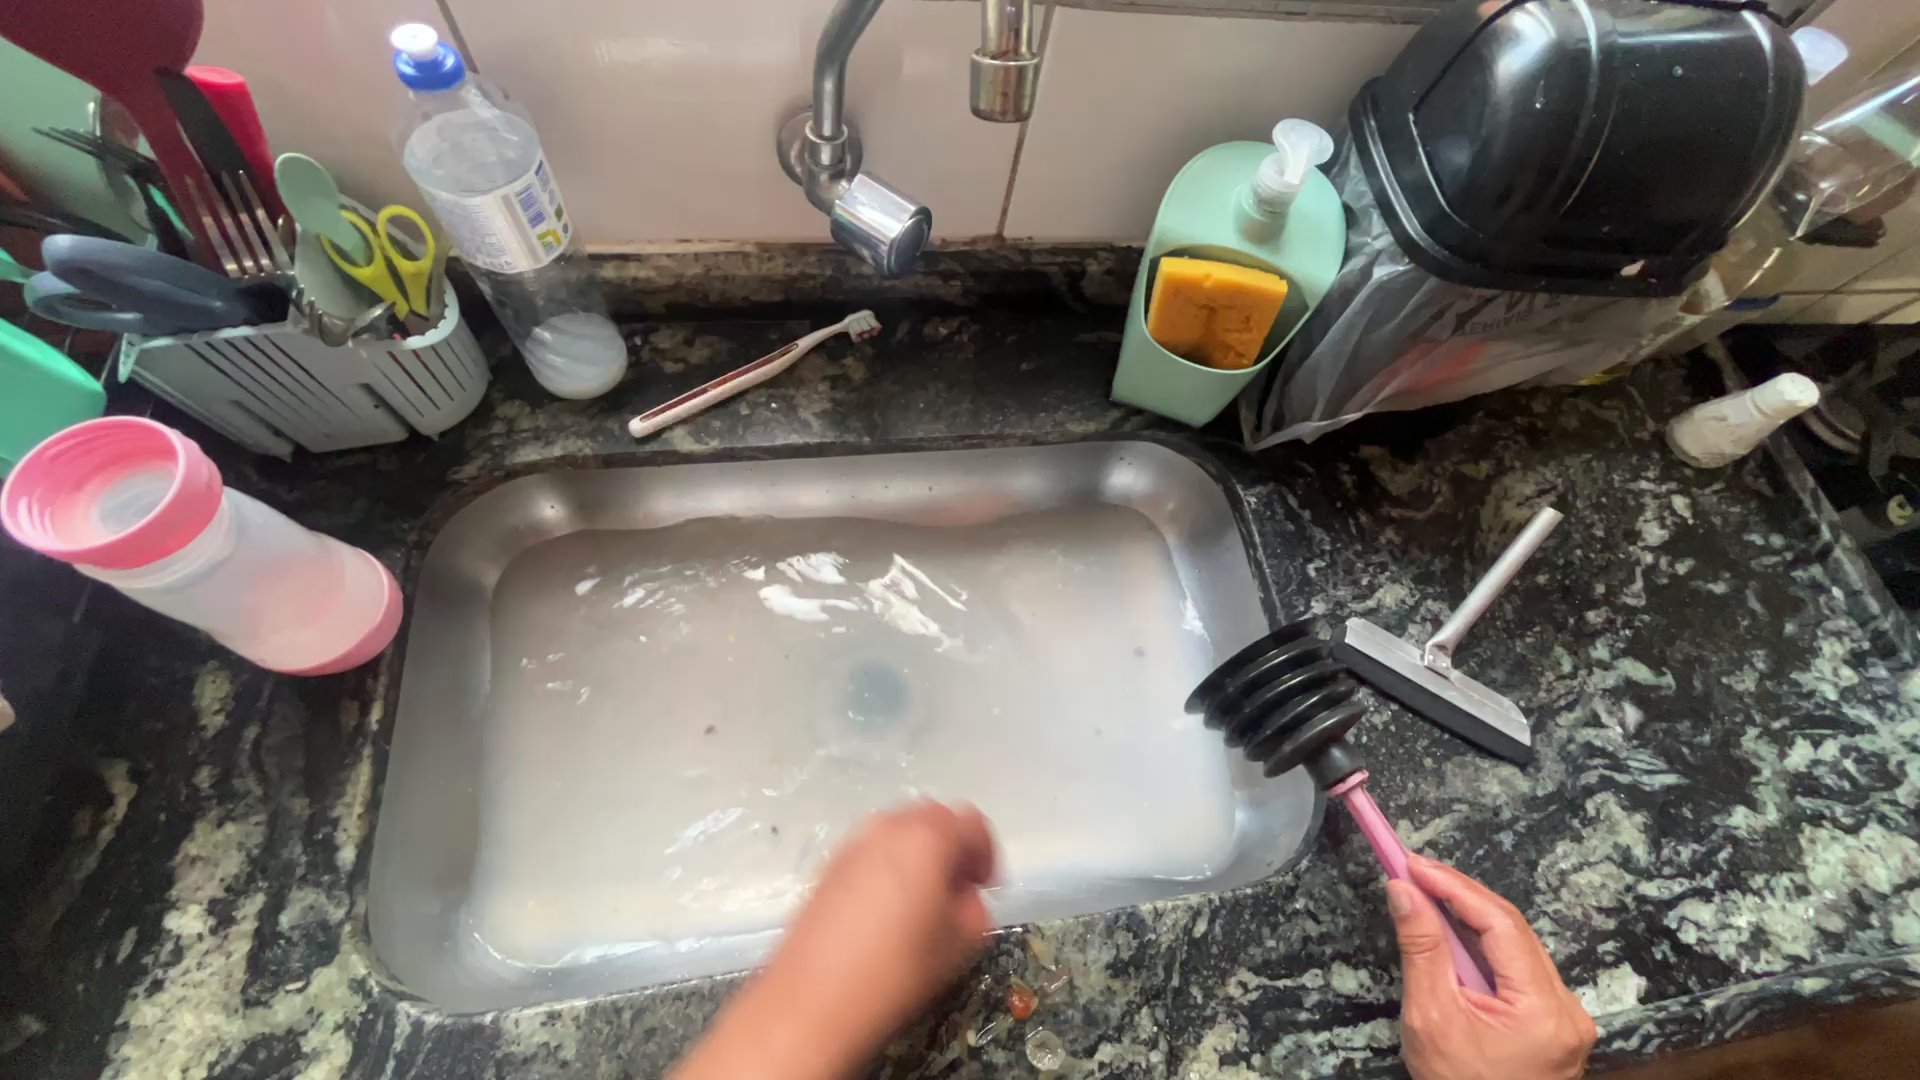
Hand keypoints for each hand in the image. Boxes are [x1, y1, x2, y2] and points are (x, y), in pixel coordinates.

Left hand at [671, 800, 997, 1079]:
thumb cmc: (896, 968)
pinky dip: (890, 863)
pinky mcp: (830, 862)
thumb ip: (976, 906)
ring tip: (924, 898)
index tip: (985, 885)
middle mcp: (889, 826)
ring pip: (901, 830)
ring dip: (921, 853)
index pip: (972, 821)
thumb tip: (965, 895)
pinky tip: (888, 906)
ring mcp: (855, 841)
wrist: (812, 998)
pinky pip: (873, 848)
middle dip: (953, 846)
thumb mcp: (959, 943)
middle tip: (959, 887)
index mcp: (927, 836)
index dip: (986, 852)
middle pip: (934, 817)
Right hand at [1389, 855, 1596, 1079]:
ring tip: (1423, 887)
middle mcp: (1566, 1005)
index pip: (1499, 924)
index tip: (1410, 862)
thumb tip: (1402, 888)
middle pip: (1511, 926)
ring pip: (1513, 939)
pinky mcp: (1552, 1018)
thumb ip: (1421, 948)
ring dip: (1467, 909)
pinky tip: (1447, 922)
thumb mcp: (1430, 1015)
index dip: (1453, 885)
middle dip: (1459, 890)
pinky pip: (1514, 960)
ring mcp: (1564, 1013)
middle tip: (1411, 867)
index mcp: (1543, 1008)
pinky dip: (1477, 935)